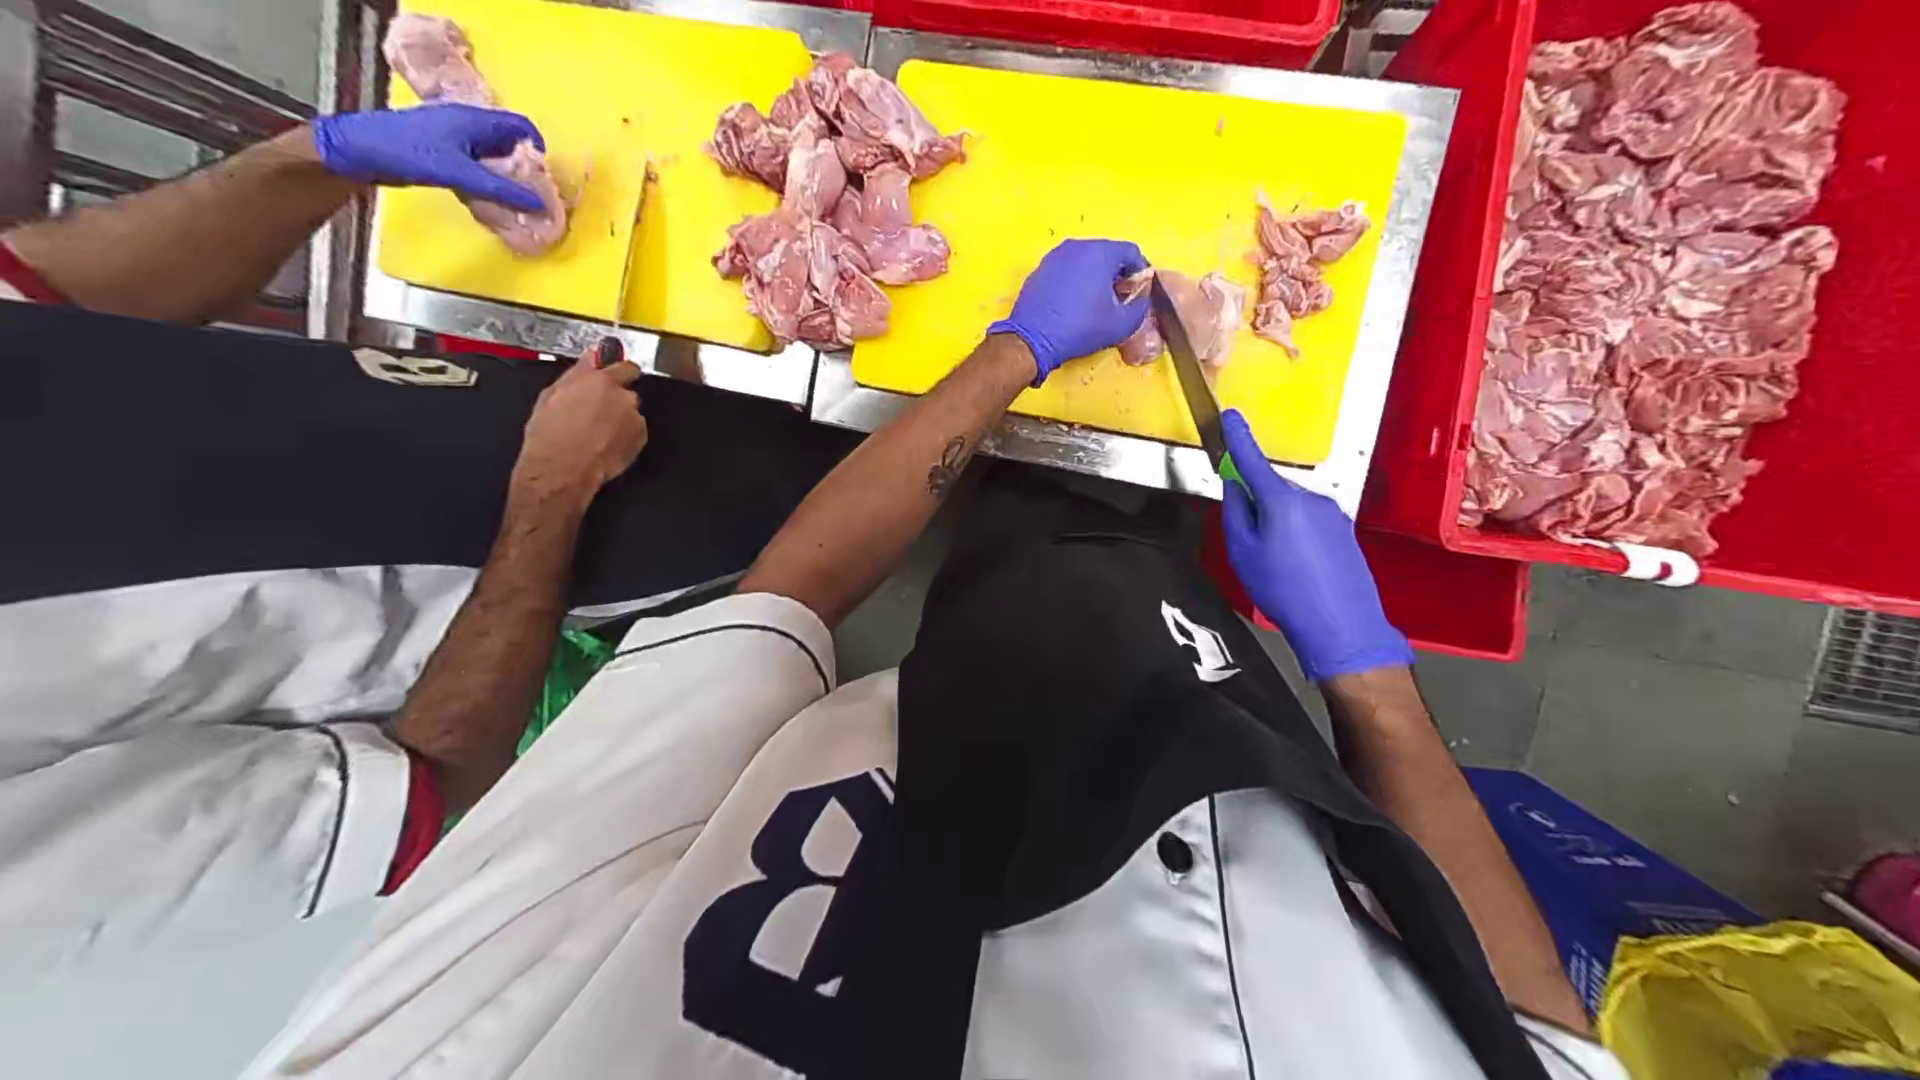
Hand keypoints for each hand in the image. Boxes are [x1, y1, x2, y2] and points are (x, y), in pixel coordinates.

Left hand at [310, 103, 547, 211]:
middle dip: (523, 167)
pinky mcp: (444, 151)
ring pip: (494, 156)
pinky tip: (485, 197)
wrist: (357, 151)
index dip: (537, 149)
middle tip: (528, 193)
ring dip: (505, 177)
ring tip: (509, 199)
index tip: (540, 176)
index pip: (521, 126)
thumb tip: (539, 204)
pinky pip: (478, 165)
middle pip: (510, 142)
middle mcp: (467, 124)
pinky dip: (487, 181)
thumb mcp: (459, 173)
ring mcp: (455, 137)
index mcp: (474, 120)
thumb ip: (501, 189)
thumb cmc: (407, 152)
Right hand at [510, 339, 647, 512]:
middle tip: (595, 413)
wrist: (564, 469)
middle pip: (627, 393)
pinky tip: (605, 444)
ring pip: (631, 414)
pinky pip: (635, 432)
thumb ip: (579, 373)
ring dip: (620, 419)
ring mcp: (636, 420)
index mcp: (602, 382)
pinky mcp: (640, 439)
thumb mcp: (553, 394)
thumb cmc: (551, 431)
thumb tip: (593, 358)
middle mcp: (625, 398)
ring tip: (597, 433)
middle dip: (615, 400)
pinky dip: (624, 436)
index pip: (627, 367)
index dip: (620, 372)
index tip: (614, 378)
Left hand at [988, 238, 1149, 386]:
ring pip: (1086, 261)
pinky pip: (1067, 270)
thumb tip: (1140, 299)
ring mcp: (1055, 257)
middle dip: (1118, 275)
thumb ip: (1140, 307)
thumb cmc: (1080, 328)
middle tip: (1119, 301)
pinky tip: (1075, 305)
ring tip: (1097, 305)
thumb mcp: (1121, 324)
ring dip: (1097, 278)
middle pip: (1108, 255)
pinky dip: (1076, 282)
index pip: (1132, 253)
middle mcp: (1076, 246)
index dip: (1140, 274)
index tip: (1138, 294)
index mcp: (1100, 251)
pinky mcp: (1040, 270)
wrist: (1032, 340)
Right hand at [1220, 409, 1411, 680]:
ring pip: (1290, 507)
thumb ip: (1235, 513)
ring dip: (1275, 523)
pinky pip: (1309, 522)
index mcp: (1282, 500)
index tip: (1229, 416)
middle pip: (1271, 489)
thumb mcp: (1242, 552)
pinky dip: (1294, 535)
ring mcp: (1332, 514)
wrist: (1341, 625)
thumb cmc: (1283, 590)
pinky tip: (1294, 567)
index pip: (1252, 461)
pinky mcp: (1344, 531)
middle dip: (1254, 504)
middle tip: (1246, 542)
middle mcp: (1311, 499)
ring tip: (1273, 564)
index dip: (1238, 439)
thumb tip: (1235, 487)